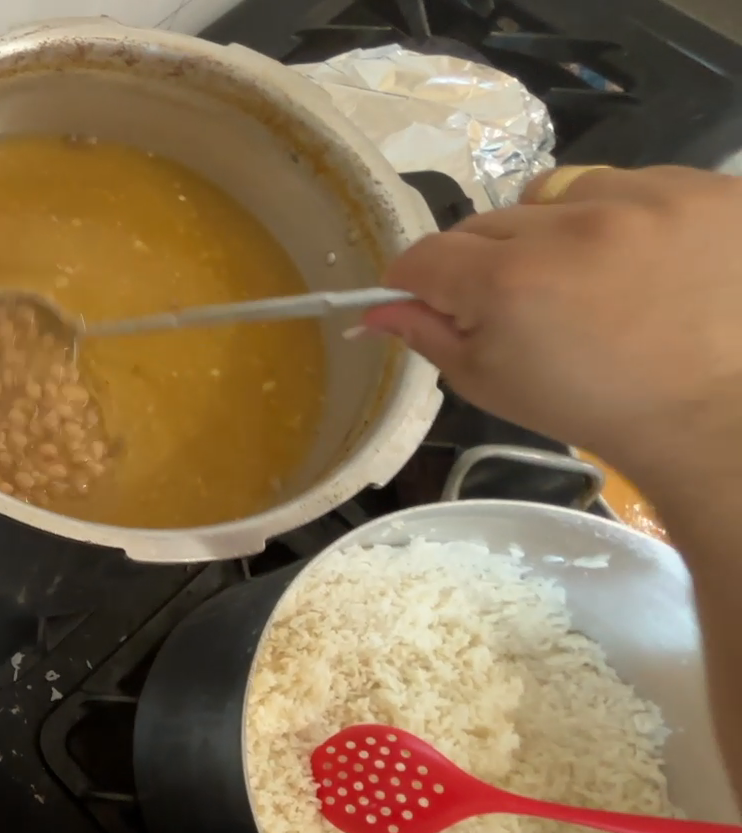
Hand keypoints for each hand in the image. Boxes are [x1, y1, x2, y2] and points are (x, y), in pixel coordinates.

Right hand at [365, 165, 741, 494]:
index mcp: (505, 281)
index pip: (421, 256)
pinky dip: (613, 213)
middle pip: (481, 223)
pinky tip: (632, 255)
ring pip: (551, 194)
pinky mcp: (708, 189)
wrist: (712, 404)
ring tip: (574, 269)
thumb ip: (422, 332)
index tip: (424, 301)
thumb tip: (371, 312)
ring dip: (545, 227)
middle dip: (478, 259)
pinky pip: (627, 181)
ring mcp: (649, 200)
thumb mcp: (480, 377)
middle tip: (508, 301)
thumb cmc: (579, 400)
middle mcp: (571, 226)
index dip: (410, 281)